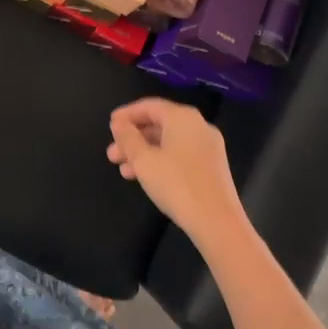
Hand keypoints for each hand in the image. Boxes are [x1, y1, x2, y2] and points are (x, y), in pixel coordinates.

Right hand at [106, 98, 244, 243]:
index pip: (150, 106)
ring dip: (144, 153)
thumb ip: (128, 138)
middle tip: (112, 154)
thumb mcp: (144, 160)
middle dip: (133, 138)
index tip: (110, 125)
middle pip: (159, 124)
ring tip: (123, 171)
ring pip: (169, 142)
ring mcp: (208, 147)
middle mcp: (199, 126)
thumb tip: (119, 123)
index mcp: (183, 117)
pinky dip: (160, 161)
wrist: (217, 222)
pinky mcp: (212, 167)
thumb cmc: (176, 184)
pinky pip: (180, 155)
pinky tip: (145, 178)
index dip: (127, 114)